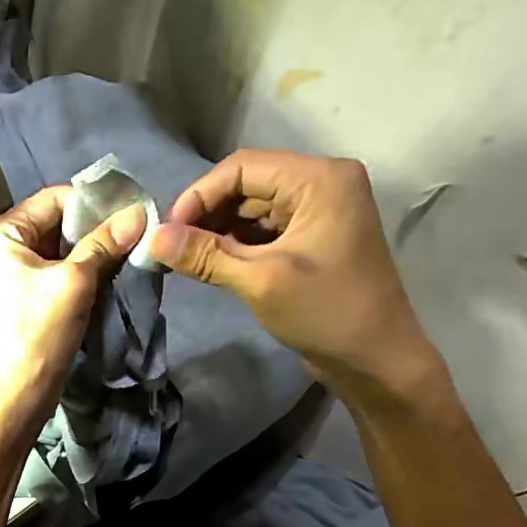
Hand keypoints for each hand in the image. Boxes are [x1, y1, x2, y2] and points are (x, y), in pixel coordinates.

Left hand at [0, 186, 148, 444]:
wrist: (12, 403)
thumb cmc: (37, 338)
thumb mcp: (74, 284)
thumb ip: (104, 244)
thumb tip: (139, 214)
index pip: (53, 199)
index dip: (93, 203)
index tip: (131, 214)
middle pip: (54, 226)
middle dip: (93, 233)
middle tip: (133, 240)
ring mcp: (4, 281)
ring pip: (55, 255)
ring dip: (89, 258)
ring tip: (124, 262)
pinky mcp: (17, 306)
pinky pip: (51, 279)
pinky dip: (77, 280)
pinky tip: (104, 285)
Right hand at [146, 149, 433, 388]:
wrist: (374, 359)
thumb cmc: (324, 313)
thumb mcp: (260, 281)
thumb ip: (205, 256)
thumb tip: (152, 238)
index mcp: (319, 179)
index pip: (243, 167)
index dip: (199, 196)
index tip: (166, 232)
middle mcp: (322, 184)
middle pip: (249, 185)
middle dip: (207, 214)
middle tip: (172, 249)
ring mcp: (320, 213)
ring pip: (254, 209)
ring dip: (219, 232)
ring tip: (187, 259)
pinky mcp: (314, 240)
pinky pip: (266, 231)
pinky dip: (238, 245)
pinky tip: (213, 264)